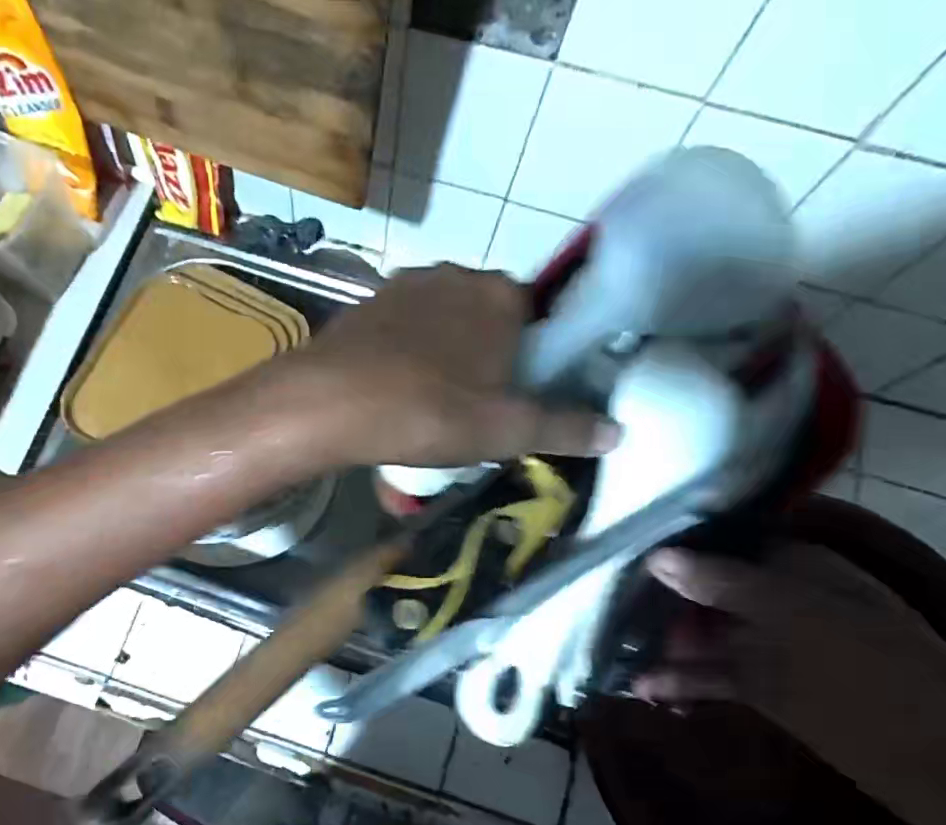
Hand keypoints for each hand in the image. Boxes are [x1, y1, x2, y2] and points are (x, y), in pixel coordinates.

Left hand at [263, 265, 619, 466]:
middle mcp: (458, 273)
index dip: (530, 360)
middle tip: (472, 408)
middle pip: (489, 317)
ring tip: (430, 402)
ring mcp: (407, 283)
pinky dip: (408, 351)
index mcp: (502, 295)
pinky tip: (394, 386)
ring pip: (444, 320)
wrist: (328, 403)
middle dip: (487, 356)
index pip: (537, 319)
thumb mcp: (504, 431)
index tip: (513, 398)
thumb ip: (563, 428)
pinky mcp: (367, 302)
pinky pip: (404, 327)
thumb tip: (617, 431)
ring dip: (446, 353)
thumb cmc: (427, 413)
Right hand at [636, 546, 945, 754]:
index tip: (625, 560)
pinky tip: (652, 693)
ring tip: (620, 660)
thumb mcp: (797, 618)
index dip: (676, 550)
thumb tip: (657, 557)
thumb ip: (726, 584)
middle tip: (612, 617)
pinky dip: (687, 684)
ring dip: (668, 649)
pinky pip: (721, 679)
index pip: (725, 545)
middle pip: (710, 591)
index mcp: (802, 568)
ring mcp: (781, 650)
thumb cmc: (880, 675)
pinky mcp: (776, 694)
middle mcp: (787, 601)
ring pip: (711, 638)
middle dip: (663, 604)